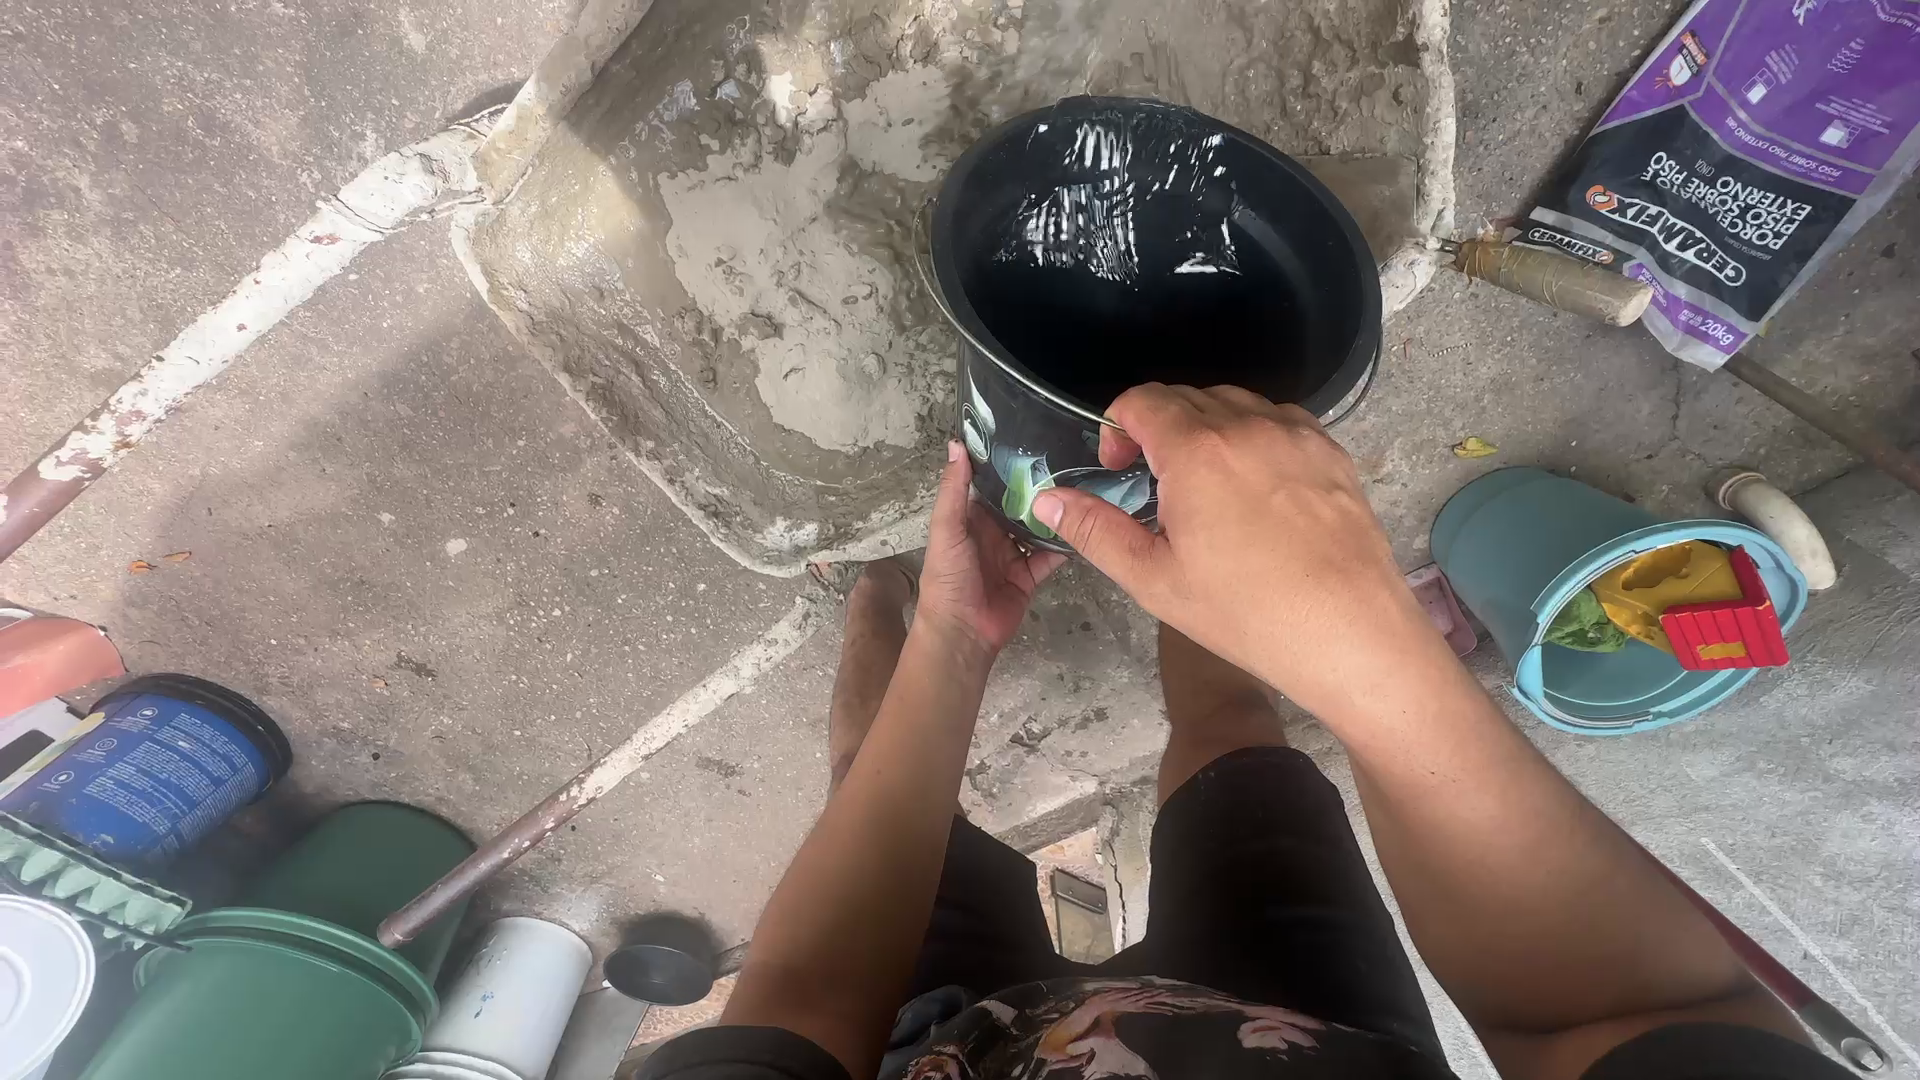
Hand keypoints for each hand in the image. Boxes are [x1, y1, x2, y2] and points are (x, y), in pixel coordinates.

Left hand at [916, 441, 1066, 656]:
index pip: (991, 485)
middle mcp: (992, 534)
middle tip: (1070, 462)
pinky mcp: (1028, 577)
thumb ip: (954, 489)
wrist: (963, 632)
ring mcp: (1012, 555)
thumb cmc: (948, 578)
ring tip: (1083, 490)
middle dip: (1039, 489)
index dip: (1008, 466)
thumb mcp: (947, 529)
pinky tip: (1084, 529)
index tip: (1033, 439)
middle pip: (1019, 505)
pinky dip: (1065, 547)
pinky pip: (1050, 558)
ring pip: (1037, 529)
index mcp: (970, 519)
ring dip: (1055, 516)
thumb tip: (956, 445)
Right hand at [1030, 385, 1443, 717]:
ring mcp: (1297, 433)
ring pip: (1232, 403)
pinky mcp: (1331, 451)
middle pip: (1184, 396)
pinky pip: (1276, 420)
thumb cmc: (1244, 612)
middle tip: (1153, 482)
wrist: (1351, 635)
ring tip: (1203, 484)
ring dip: (1202, 428)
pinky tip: (1252, 485)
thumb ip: (1092, 530)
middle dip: (1155, 427)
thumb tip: (1045, 499)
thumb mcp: (1153, 578)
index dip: (1116, 425)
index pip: (1142, 399)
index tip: (1118, 467)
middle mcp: (1249, 424)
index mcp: (1197, 450)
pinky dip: (1249, 435)